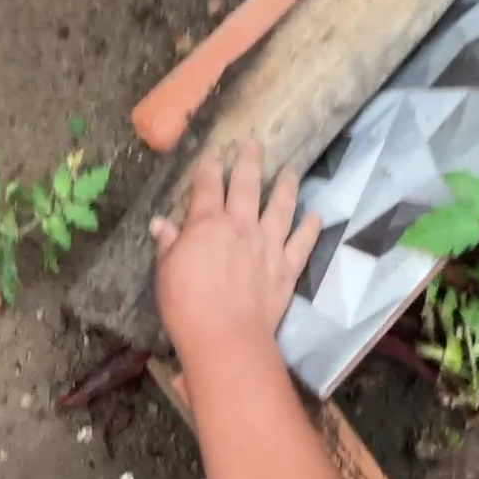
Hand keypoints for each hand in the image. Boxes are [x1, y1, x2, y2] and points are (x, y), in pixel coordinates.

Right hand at [151, 140, 320, 363]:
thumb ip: (168, 244)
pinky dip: (310, 227)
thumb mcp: (166, 272)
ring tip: (291, 171)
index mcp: (207, 225)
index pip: (208, 187)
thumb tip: (161, 222)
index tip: (215, 151)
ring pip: (281, 208)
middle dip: (249, 162)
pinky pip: (302, 243)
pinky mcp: (287, 269)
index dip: (210, 167)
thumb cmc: (186, 305)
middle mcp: (241, 227)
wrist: (226, 336)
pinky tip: (316, 214)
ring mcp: (268, 246)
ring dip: (286, 187)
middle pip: (248, 187)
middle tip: (254, 142)